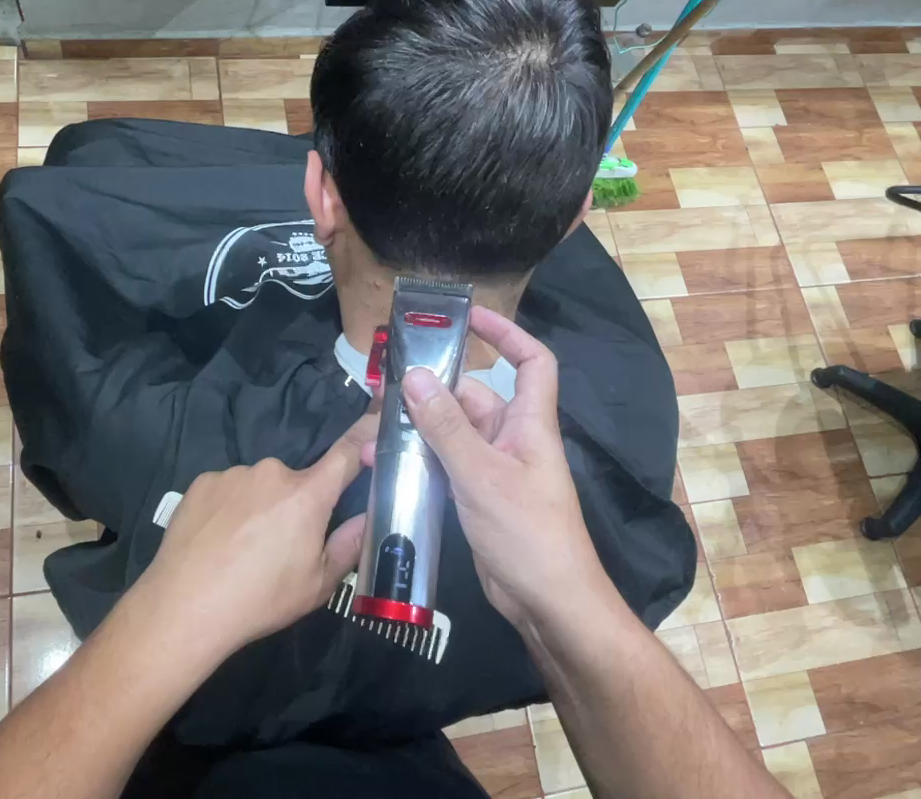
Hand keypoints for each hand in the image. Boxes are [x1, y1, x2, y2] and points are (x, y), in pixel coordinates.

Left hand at [133, 417, 372, 662]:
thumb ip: (349, 545)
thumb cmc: (260, 599)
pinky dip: (228, 509)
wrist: (185, 607)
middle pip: (296, 482)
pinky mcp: (202, 481)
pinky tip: (216, 541)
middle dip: (294, 505)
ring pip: (259, 486)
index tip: (379, 414)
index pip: (346, 454)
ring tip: (240, 549)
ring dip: (259, 506)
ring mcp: (234, 473)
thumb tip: (368, 517)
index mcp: (307, 495)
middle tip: (279, 546)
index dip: (365, 433)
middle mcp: (272, 472)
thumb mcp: (317, 585)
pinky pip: (228, 489)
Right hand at [398, 306, 610, 632]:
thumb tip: (413, 375)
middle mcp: (511, 438)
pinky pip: (443, 463)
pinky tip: (380, 465)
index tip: (467, 316)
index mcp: (528, 423)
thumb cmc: (527, 533)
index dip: (506, 333)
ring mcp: (492, 468)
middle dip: (432, 390)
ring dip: (416, 429)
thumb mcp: (481, 476)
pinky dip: (417, 460)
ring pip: (451, 432)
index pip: (532, 361)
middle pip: (472, 397)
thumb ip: (446, 427)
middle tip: (385, 388)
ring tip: (372, 431)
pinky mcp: (475, 495)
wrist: (548, 605)